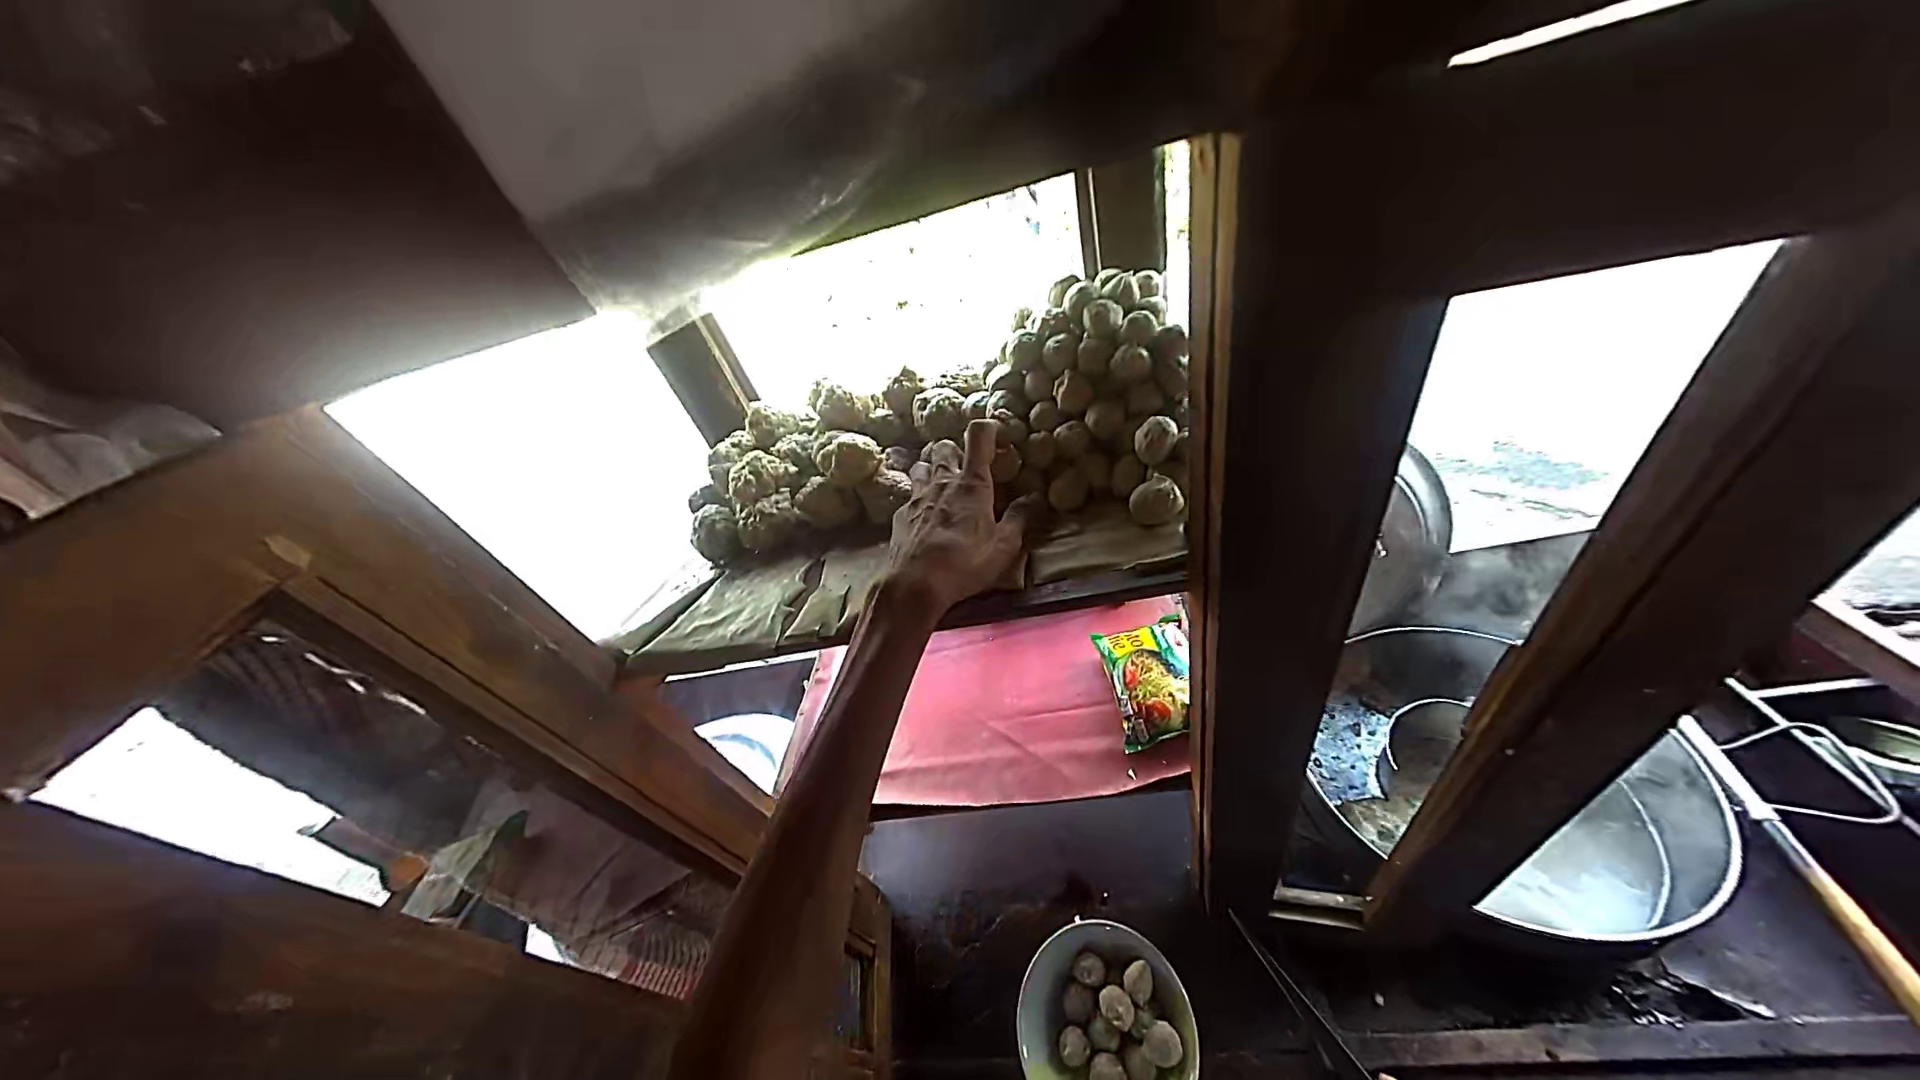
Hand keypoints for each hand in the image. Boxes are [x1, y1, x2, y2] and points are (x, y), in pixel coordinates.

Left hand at [887, 419, 1042, 614]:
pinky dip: (919, 498)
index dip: (988, 428)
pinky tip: (925, 517)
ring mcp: (917, 496)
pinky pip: (910, 495)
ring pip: (922, 465)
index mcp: (972, 484)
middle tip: (968, 469)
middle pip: (944, 447)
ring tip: (944, 487)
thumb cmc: (964, 564)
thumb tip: (1034, 499)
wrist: (913, 585)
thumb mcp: (1003, 548)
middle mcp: (942, 482)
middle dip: (956, 451)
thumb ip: (1019, 519)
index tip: (997, 436)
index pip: (979, 436)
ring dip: (933, 470)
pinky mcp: (900, 515)